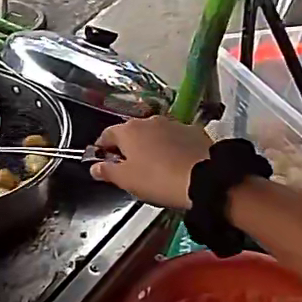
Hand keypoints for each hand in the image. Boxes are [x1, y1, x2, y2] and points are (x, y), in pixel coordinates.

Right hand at [89, 115, 213, 208]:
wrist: (205, 180)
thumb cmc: (158, 179)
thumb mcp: (125, 180)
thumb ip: (106, 171)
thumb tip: (96, 167)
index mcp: (127, 130)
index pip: (105, 135)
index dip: (102, 150)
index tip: (103, 162)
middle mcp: (149, 121)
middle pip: (130, 133)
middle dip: (127, 147)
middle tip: (128, 167)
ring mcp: (173, 124)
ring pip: (154, 134)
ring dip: (150, 146)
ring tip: (153, 167)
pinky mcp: (194, 132)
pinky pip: (175, 138)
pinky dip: (171, 147)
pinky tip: (174, 163)